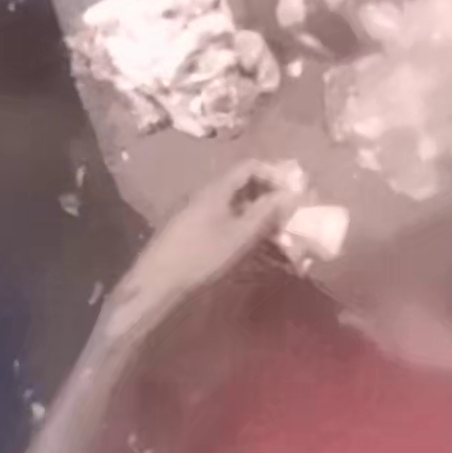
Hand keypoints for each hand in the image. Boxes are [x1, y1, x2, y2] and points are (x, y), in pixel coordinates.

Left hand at [101, 161, 302, 341]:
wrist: (157, 285)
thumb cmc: (200, 257)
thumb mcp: (239, 235)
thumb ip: (266, 212)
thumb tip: (292, 193)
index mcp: (216, 189)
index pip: (250, 167)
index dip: (274, 174)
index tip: (294, 192)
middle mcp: (207, 196)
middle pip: (244, 186)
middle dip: (271, 197)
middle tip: (291, 214)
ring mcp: (200, 214)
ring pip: (238, 207)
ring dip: (261, 217)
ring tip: (281, 237)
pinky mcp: (196, 233)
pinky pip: (228, 222)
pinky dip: (247, 230)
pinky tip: (259, 250)